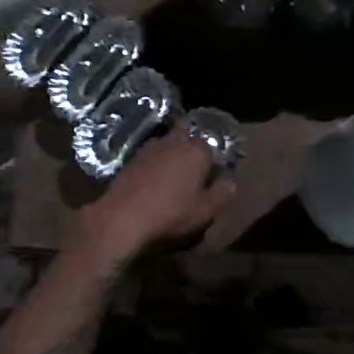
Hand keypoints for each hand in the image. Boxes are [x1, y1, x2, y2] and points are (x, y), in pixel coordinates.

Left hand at [76, 125, 236, 260]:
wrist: (123, 216)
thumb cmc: (170, 213)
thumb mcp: (204, 211)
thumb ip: (222, 195)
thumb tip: (231, 183)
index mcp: (197, 151)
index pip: (212, 147)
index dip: (213, 162)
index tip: (212, 178)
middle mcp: (174, 142)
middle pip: (187, 137)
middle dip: (191, 149)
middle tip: (192, 171)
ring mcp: (150, 147)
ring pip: (167, 143)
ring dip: (172, 153)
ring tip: (172, 176)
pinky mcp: (132, 157)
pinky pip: (150, 154)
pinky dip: (155, 163)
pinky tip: (153, 180)